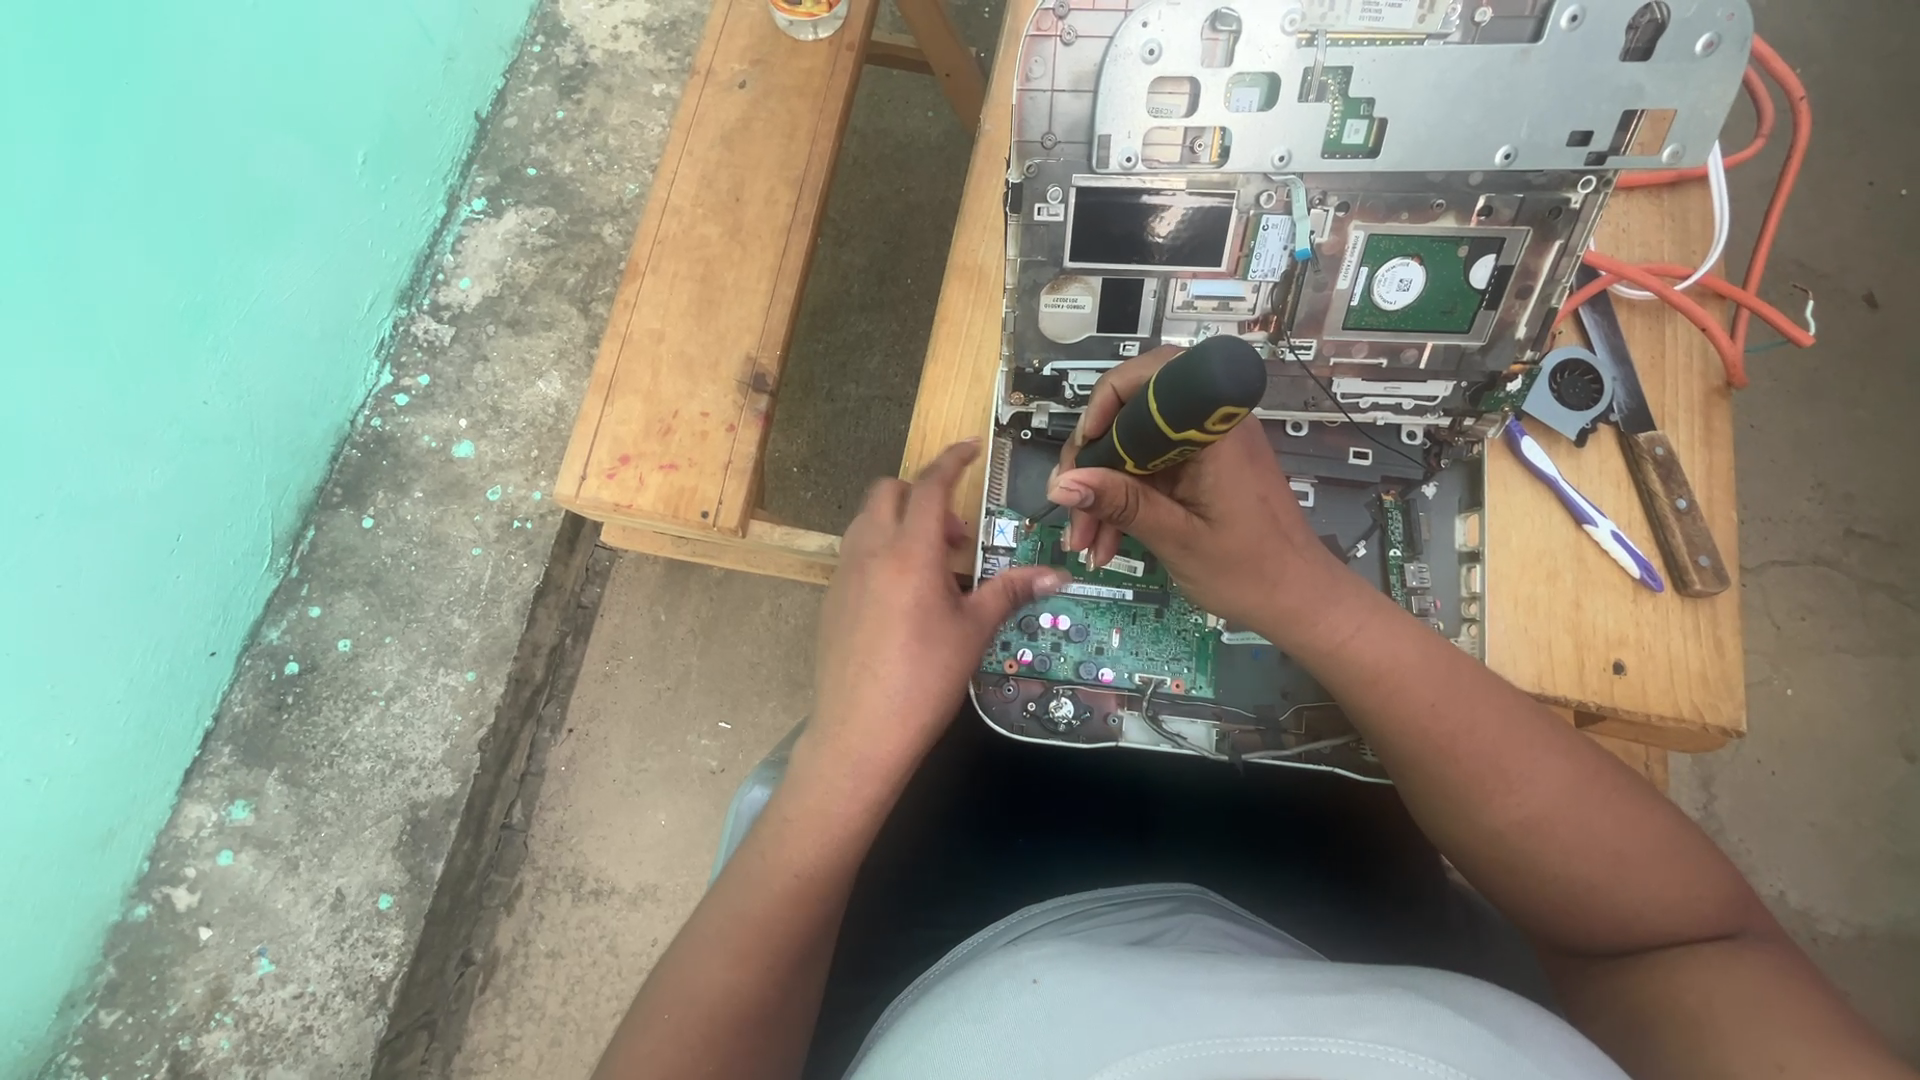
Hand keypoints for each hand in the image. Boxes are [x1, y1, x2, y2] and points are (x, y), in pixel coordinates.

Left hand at [808, 440, 1067, 777]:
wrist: (860, 731)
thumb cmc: (925, 679)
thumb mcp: (972, 632)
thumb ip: (1010, 592)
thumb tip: (1057, 575)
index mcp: (910, 551)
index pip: (930, 485)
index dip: (951, 460)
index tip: (970, 448)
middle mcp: (870, 551)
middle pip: (889, 492)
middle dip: (923, 494)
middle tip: (956, 536)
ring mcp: (844, 573)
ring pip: (868, 520)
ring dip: (900, 521)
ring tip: (933, 568)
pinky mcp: (830, 598)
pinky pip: (855, 552)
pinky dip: (881, 549)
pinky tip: (903, 596)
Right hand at [1049, 346, 1346, 629]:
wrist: (1299, 601)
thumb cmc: (1250, 571)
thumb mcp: (1177, 538)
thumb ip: (1120, 504)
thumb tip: (1060, 484)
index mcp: (1213, 429)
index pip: (1151, 376)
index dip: (1106, 403)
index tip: (1083, 452)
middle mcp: (1207, 427)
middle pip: (1130, 418)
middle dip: (1092, 464)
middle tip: (1071, 510)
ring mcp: (1201, 450)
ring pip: (1131, 451)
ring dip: (1102, 492)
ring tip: (1084, 543)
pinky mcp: (1198, 473)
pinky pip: (1147, 473)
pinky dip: (1123, 503)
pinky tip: (1104, 542)